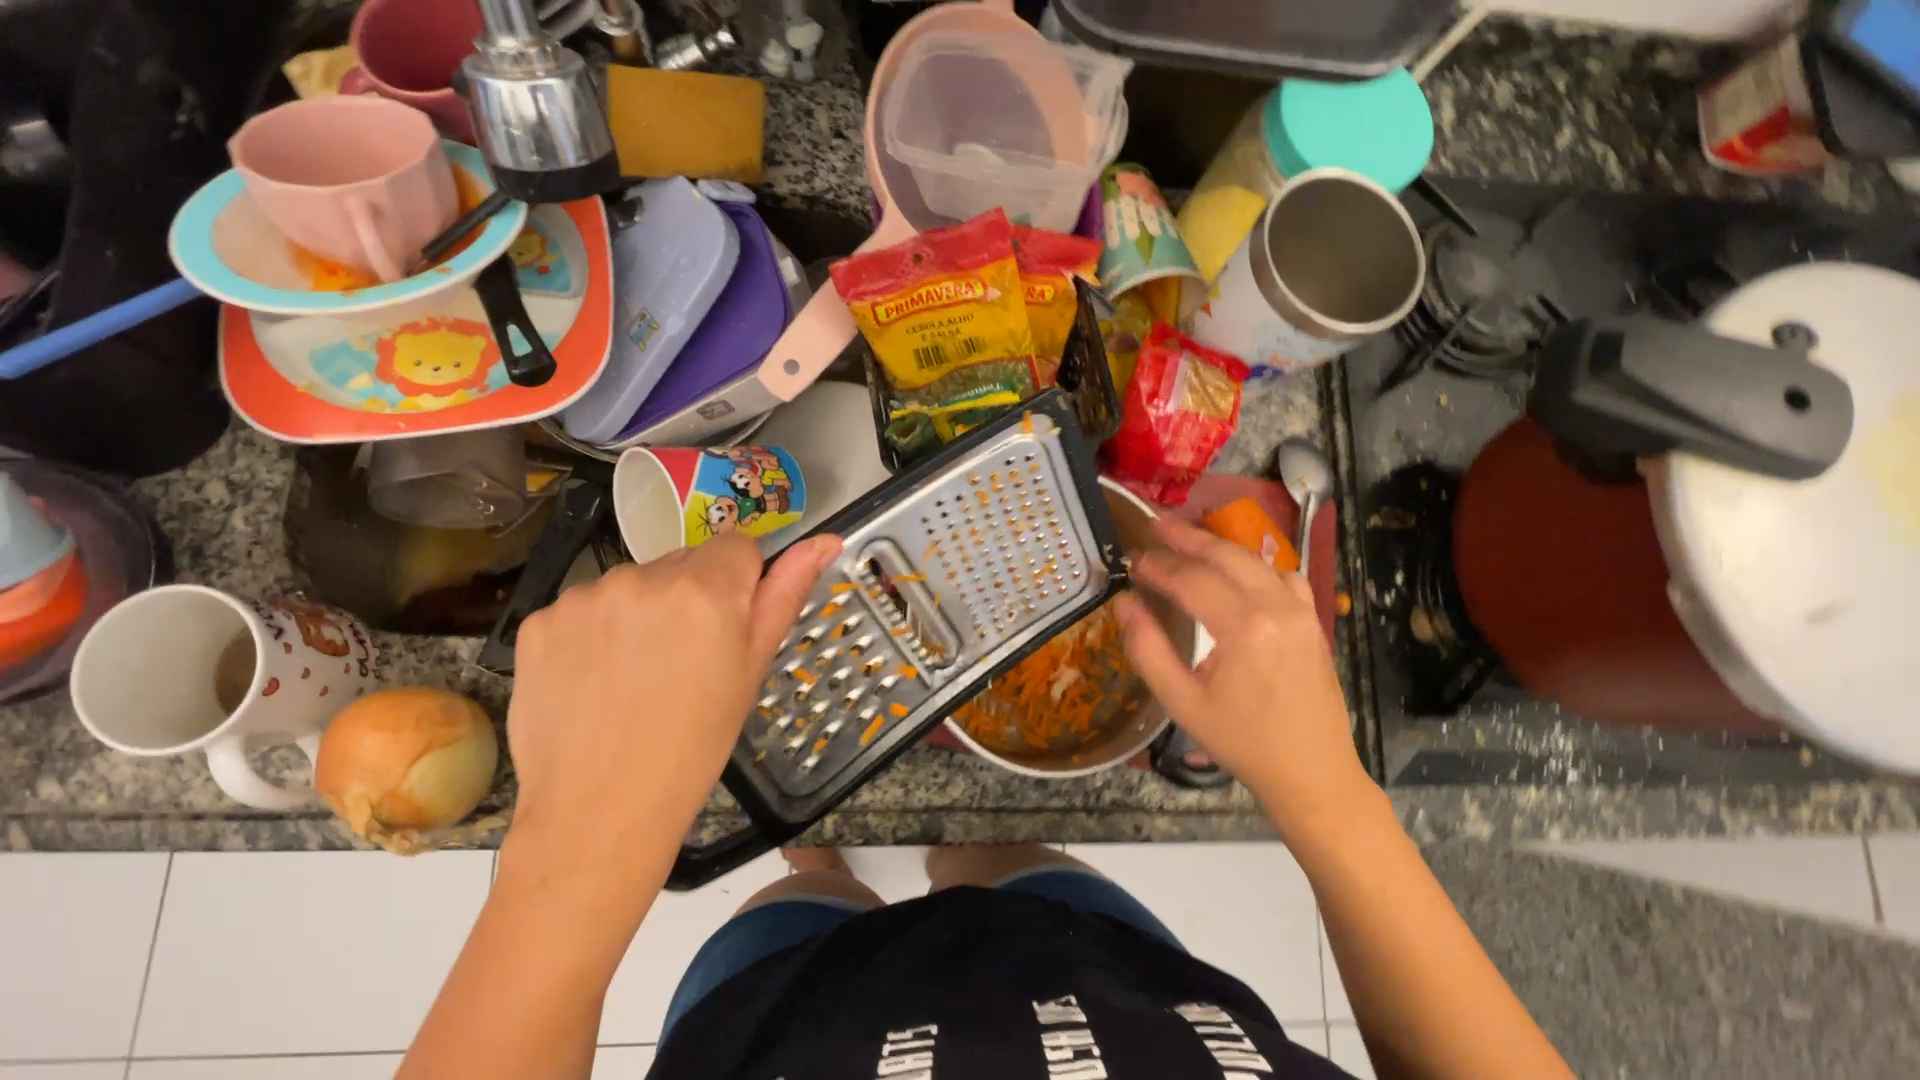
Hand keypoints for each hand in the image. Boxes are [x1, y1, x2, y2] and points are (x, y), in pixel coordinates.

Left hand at [503, 533, 840, 872]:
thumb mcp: (752, 671)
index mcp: (707, 590)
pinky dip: (593, 633)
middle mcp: (643, 577)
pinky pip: (583, 608)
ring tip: (636, 677)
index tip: (727, 633)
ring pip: (632, 584)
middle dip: (691, 598)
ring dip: (641, 613)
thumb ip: (787, 594)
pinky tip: (595, 680)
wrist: (598, 811)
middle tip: (685, 664)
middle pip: (683, 563)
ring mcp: (585, 597)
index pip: (738, 548)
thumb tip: (827, 541)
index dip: (740, 588)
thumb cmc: (693, 746)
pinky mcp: (539, 621)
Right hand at [1115, 519, 1369, 830]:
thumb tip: (1124, 604)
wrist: (1312, 771)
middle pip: (1225, 555)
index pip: (1191, 579)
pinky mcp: (1313, 619)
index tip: (1131, 560)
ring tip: (1186, 539)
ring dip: (1218, 546)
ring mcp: (1301, 610)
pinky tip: (1236, 571)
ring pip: (1255, 559)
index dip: (1157, 566)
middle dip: (1186, 538)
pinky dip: (1254, 564)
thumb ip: (1147, 650)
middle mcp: (1277, 607)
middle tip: (1154, 526)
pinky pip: (1283, 575)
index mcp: (1244, 628)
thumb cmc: (1242, 742)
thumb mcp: (1182, 703)